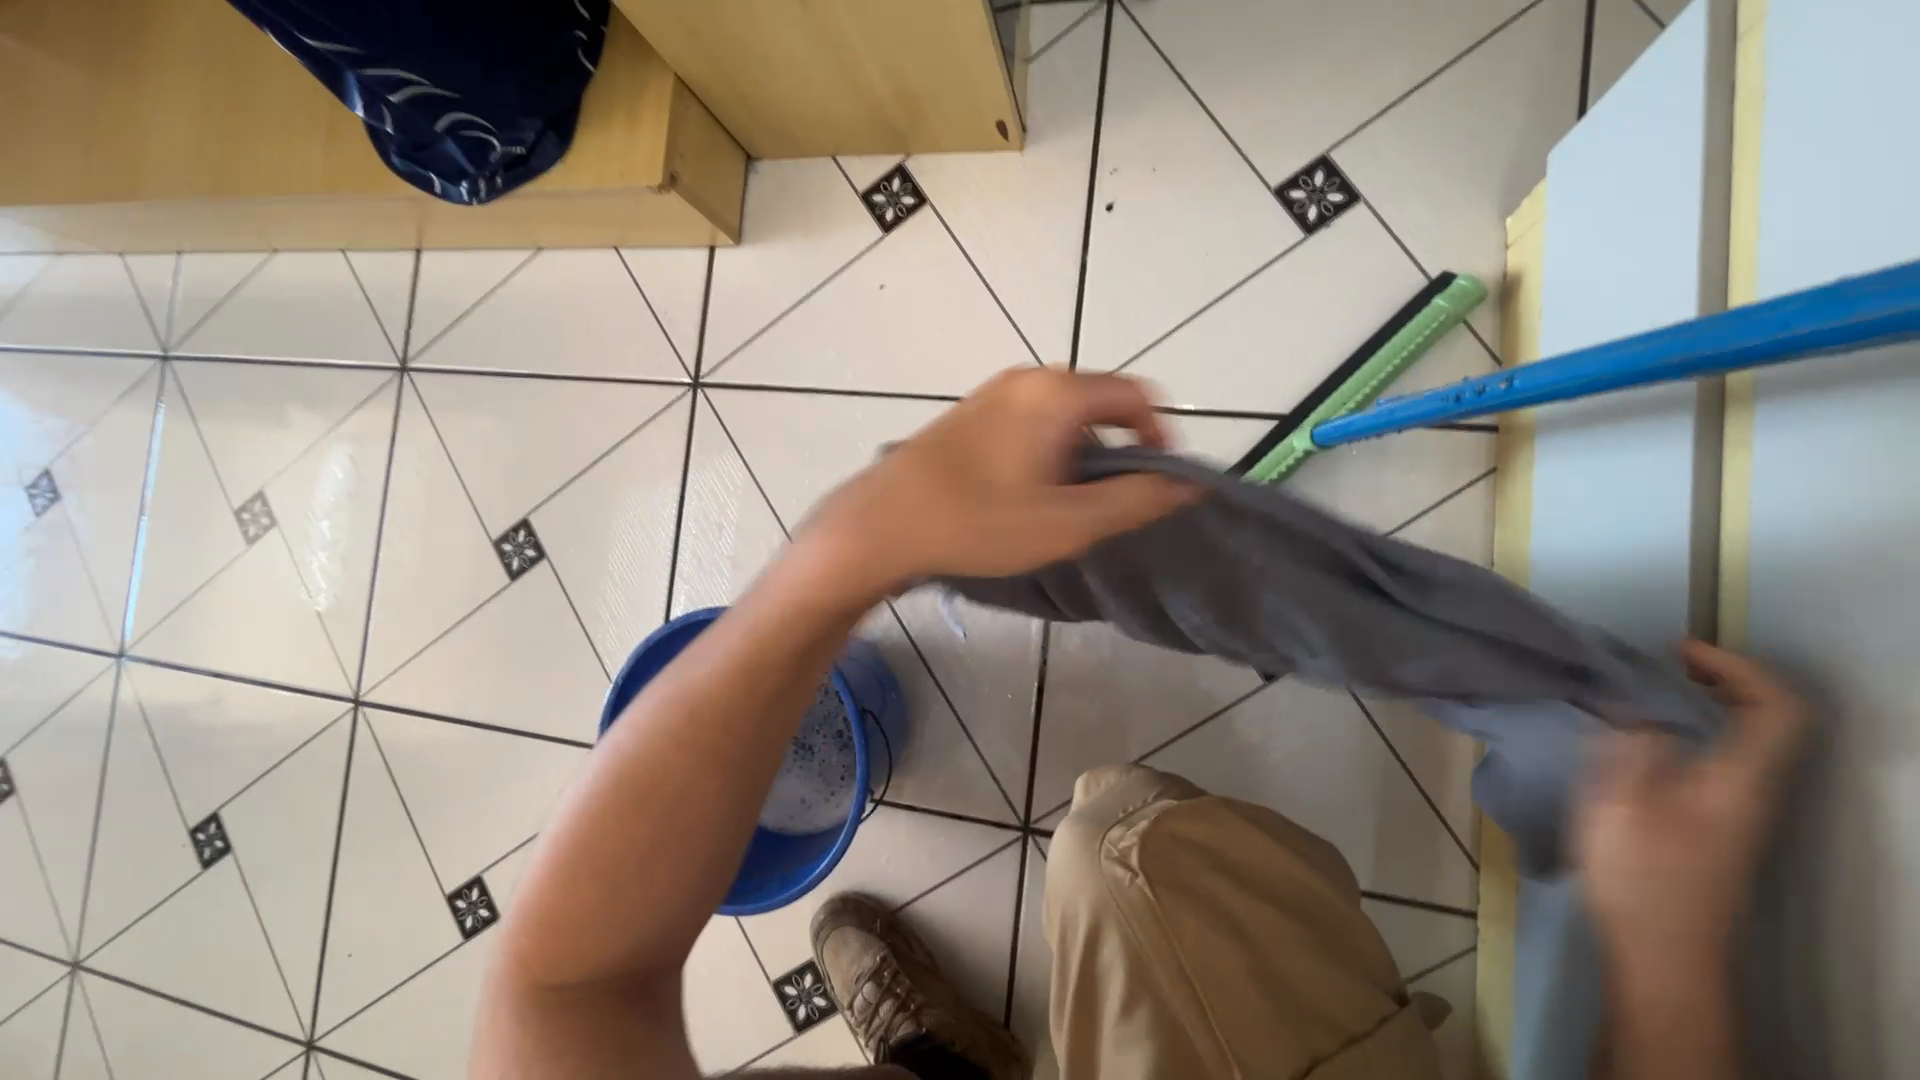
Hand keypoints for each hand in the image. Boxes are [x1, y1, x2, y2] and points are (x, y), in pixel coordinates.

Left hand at [797, 368, 1197, 592]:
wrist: (881, 524)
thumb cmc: (979, 524)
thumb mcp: (1068, 523)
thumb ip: (1137, 501)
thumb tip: (1190, 484)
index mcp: (1058, 393)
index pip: (1136, 397)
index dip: (1159, 437)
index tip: (1156, 483)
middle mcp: (1027, 378)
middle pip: (1098, 402)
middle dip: (1116, 450)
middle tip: (1105, 504)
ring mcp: (992, 393)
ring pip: (1062, 414)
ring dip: (1078, 454)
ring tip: (1062, 506)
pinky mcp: (968, 413)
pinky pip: (1029, 420)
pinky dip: (1045, 449)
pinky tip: (1022, 494)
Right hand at [1574, 640, 1814, 977]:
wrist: (1662, 952)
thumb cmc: (1640, 873)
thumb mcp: (1618, 801)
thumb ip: (1629, 745)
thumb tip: (1637, 706)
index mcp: (1738, 779)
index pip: (1776, 708)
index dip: (1737, 668)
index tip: (1679, 651)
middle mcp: (1752, 791)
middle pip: (1765, 722)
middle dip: (1719, 681)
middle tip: (1661, 665)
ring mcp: (1737, 813)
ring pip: (1741, 742)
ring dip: (1701, 708)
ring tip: (1642, 695)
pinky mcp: (1715, 828)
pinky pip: (1718, 761)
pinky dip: (1689, 734)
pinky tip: (1640, 742)